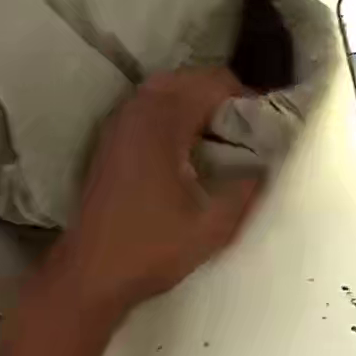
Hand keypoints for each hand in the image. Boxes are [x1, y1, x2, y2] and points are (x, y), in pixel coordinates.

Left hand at [53, 68, 261, 314]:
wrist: (88, 278)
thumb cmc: (150, 250)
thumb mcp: (214, 226)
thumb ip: (247, 190)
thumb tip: (267, 164)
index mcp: (162, 126)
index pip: (213, 83)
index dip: (246, 95)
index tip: (266, 120)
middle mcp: (138, 114)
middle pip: (189, 78)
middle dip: (224, 92)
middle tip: (249, 123)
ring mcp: (119, 125)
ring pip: (167, 87)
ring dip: (198, 98)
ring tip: (224, 129)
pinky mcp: (111, 140)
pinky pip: (150, 103)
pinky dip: (176, 108)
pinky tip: (192, 140)